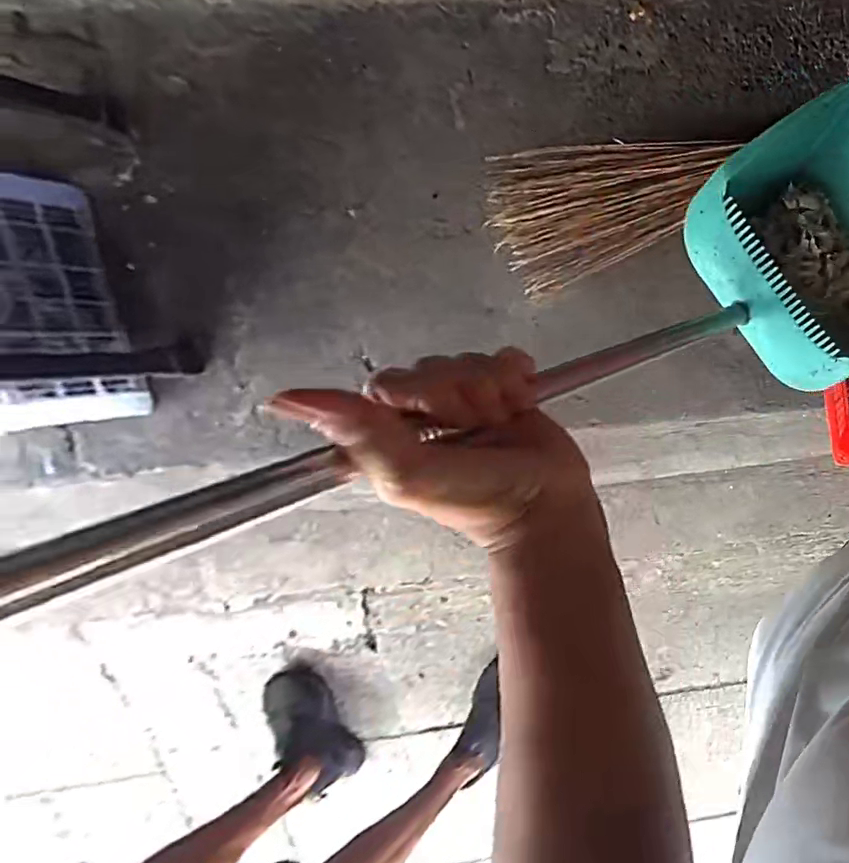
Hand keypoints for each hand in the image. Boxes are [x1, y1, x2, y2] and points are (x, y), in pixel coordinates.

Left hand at [266, 348, 594, 549]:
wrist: (546, 504)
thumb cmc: (482, 499)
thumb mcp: (411, 476)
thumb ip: (362, 436)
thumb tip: (288, 399)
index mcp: (388, 430)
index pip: (392, 380)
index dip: (425, 394)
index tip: (444, 424)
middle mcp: (425, 412)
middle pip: (436, 366)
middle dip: (465, 394)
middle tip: (479, 428)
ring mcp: (469, 401)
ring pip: (473, 361)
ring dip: (496, 390)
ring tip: (504, 422)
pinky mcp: (508, 393)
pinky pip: (505, 358)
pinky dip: (518, 374)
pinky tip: (521, 400)